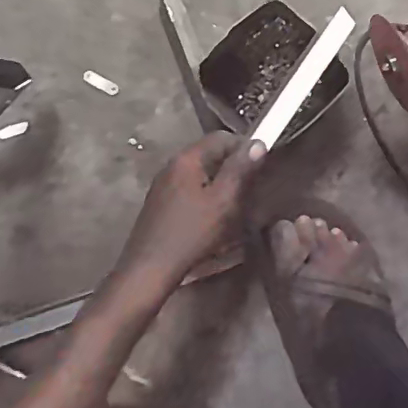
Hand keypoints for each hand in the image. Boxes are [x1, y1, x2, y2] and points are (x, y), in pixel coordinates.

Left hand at [118, 133, 266, 283]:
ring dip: (220, 185)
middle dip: (233, 168)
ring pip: (201, 174)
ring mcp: (164, 185)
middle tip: (250, 190)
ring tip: (235, 207)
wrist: (149, 270)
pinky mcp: (161, 203)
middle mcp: (172, 165)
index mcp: (187, 158)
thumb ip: (240, 169)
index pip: (222, 137)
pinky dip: (206, 197)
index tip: (259, 169)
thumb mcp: (223, 200)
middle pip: (210, 155)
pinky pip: (190, 189)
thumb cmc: (191, 233)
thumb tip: (257, 143)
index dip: (244, 148)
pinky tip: (213, 219)